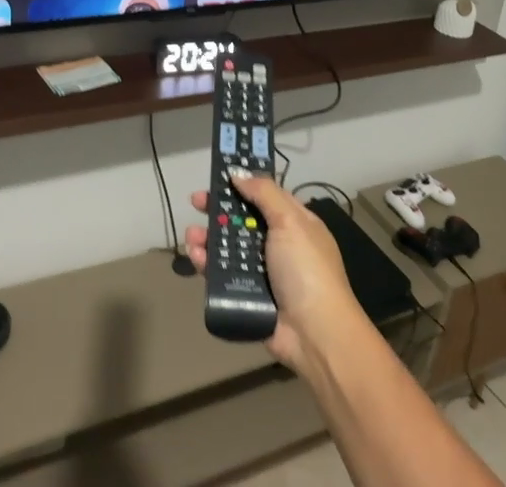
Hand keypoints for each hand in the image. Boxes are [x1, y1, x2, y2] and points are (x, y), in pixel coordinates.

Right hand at [184, 170, 365, 368]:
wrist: (314, 332)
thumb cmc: (306, 269)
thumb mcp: (291, 222)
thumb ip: (265, 194)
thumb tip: (240, 173)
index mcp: (296, 224)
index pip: (266, 196)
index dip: (243, 185)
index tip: (219, 177)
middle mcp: (279, 245)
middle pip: (244, 221)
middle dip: (220, 211)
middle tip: (196, 203)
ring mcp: (263, 272)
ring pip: (230, 248)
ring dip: (209, 238)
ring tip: (192, 236)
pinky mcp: (248, 296)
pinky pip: (224, 275)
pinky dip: (208, 265)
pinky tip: (195, 257)